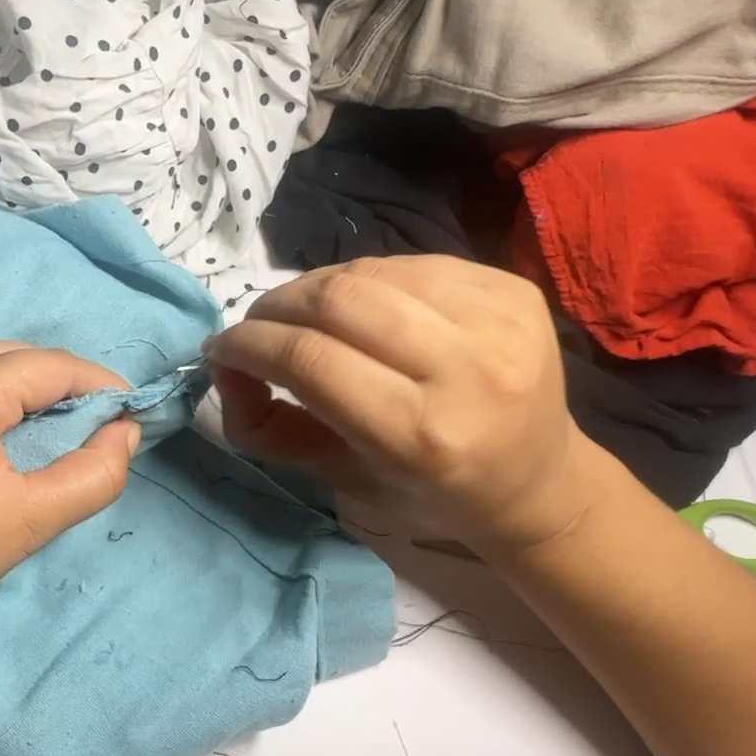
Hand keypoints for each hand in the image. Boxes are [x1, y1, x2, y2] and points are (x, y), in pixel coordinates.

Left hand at [0, 343, 140, 663]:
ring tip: (63, 428)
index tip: (135, 412)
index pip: (50, 366)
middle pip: (18, 357)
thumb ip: (94, 472)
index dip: (101, 386)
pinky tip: (9, 429)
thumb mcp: (31, 520)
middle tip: (102, 426)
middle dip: (66, 387)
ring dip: (29, 389)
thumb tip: (125, 432)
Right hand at [203, 255, 610, 554]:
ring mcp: (500, 321)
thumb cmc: (423, 492)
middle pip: (338, 302)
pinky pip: (409, 263)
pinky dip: (363, 280)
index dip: (250, 344)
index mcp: (421, 436)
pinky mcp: (514, 289)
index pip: (311, 360)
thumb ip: (266, 428)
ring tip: (298, 316)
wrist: (535, 481)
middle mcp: (468, 371)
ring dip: (313, 288)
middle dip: (275, 306)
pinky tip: (356, 308)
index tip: (220, 349)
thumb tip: (226, 365)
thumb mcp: (336, 478)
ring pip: (370, 271)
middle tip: (254, 327)